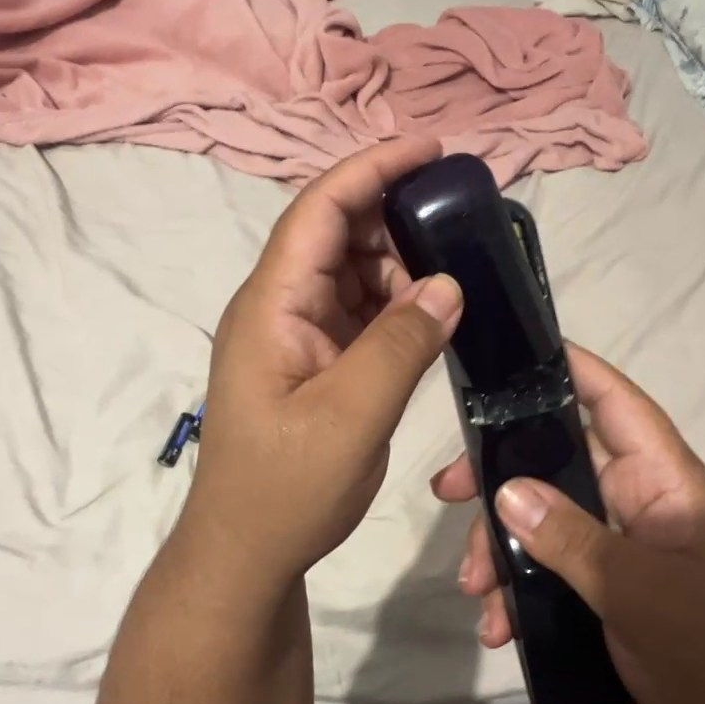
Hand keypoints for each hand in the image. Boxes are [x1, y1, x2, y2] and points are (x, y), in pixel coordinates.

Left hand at [178, 137, 464, 583]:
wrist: (247, 552)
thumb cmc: (286, 489)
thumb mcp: (350, 418)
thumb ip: (401, 345)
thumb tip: (447, 284)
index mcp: (272, 306)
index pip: (319, 212)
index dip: (371, 170)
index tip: (431, 151)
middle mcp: (279, 308)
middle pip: (336, 236)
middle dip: (395, 222)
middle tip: (458, 232)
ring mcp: (295, 336)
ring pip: (351, 275)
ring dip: (399, 270)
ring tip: (451, 283)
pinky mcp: (313, 363)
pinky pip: (359, 315)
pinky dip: (396, 308)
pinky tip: (431, 318)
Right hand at [432, 345, 704, 703]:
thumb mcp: (640, 592)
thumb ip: (572, 538)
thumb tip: (505, 488)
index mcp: (662, 480)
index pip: (616, 403)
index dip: (572, 371)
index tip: (511, 359)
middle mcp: (634, 499)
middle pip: (556, 460)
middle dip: (500, 478)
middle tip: (448, 493)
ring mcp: (616, 540)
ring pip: (540, 516)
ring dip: (500, 547)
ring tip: (475, 589)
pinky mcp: (601, 580)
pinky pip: (545, 564)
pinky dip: (515, 587)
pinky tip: (497, 624)